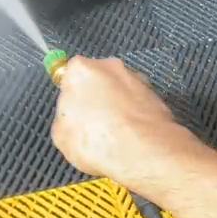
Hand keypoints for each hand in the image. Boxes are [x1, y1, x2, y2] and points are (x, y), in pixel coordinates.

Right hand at [50, 56, 207, 194]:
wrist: (143, 151)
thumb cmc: (99, 140)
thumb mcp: (60, 136)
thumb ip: (63, 118)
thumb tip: (70, 120)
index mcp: (80, 69)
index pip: (69, 77)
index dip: (71, 97)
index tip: (73, 112)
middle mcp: (109, 66)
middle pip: (97, 81)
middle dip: (95, 99)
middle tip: (92, 125)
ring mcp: (135, 79)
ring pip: (120, 92)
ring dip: (117, 107)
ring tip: (114, 136)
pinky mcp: (156, 95)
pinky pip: (138, 105)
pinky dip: (135, 117)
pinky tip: (131, 138)